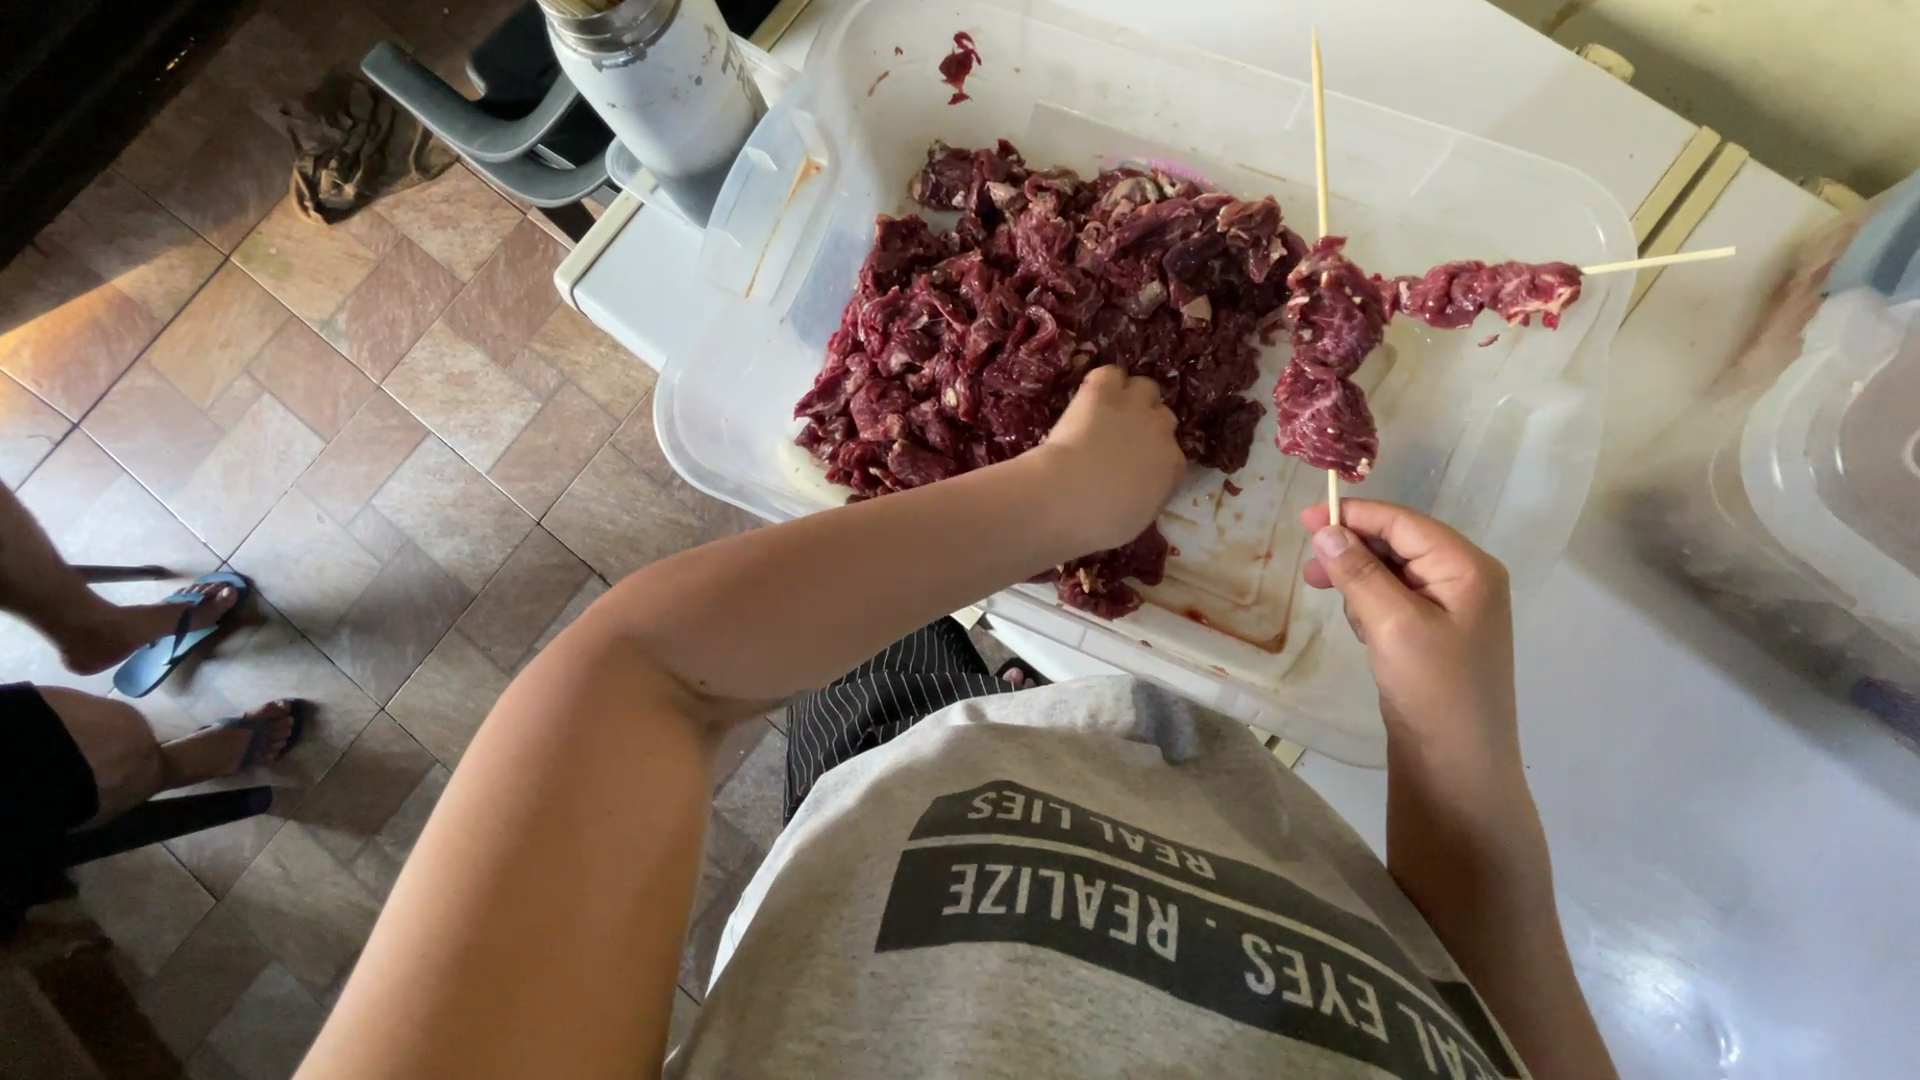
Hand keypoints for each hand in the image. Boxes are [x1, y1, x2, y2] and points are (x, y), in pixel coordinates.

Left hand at [1032, 365, 1185, 550]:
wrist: (1070, 498)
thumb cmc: (1101, 521)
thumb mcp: (1136, 519)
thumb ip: (1147, 497)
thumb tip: (1140, 490)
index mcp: (1172, 467)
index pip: (1173, 451)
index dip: (1154, 452)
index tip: (1135, 460)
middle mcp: (1161, 431)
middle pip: (1163, 416)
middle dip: (1145, 423)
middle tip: (1118, 436)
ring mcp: (1134, 407)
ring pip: (1144, 387)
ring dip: (1129, 396)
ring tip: (1106, 410)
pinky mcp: (1103, 392)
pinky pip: (1111, 374)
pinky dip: (1101, 383)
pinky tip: (1087, 397)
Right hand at [1300, 499, 1517, 758]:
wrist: (1456, 761)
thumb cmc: (1433, 687)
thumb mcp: (1392, 624)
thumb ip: (1360, 573)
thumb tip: (1326, 530)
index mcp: (1467, 568)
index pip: (1404, 523)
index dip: (1355, 515)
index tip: (1305, 518)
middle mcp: (1463, 579)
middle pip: (1398, 543)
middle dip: (1353, 549)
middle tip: (1310, 569)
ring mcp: (1449, 607)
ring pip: (1390, 571)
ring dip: (1357, 579)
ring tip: (1330, 598)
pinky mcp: (1432, 631)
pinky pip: (1392, 598)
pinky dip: (1367, 603)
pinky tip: (1358, 626)